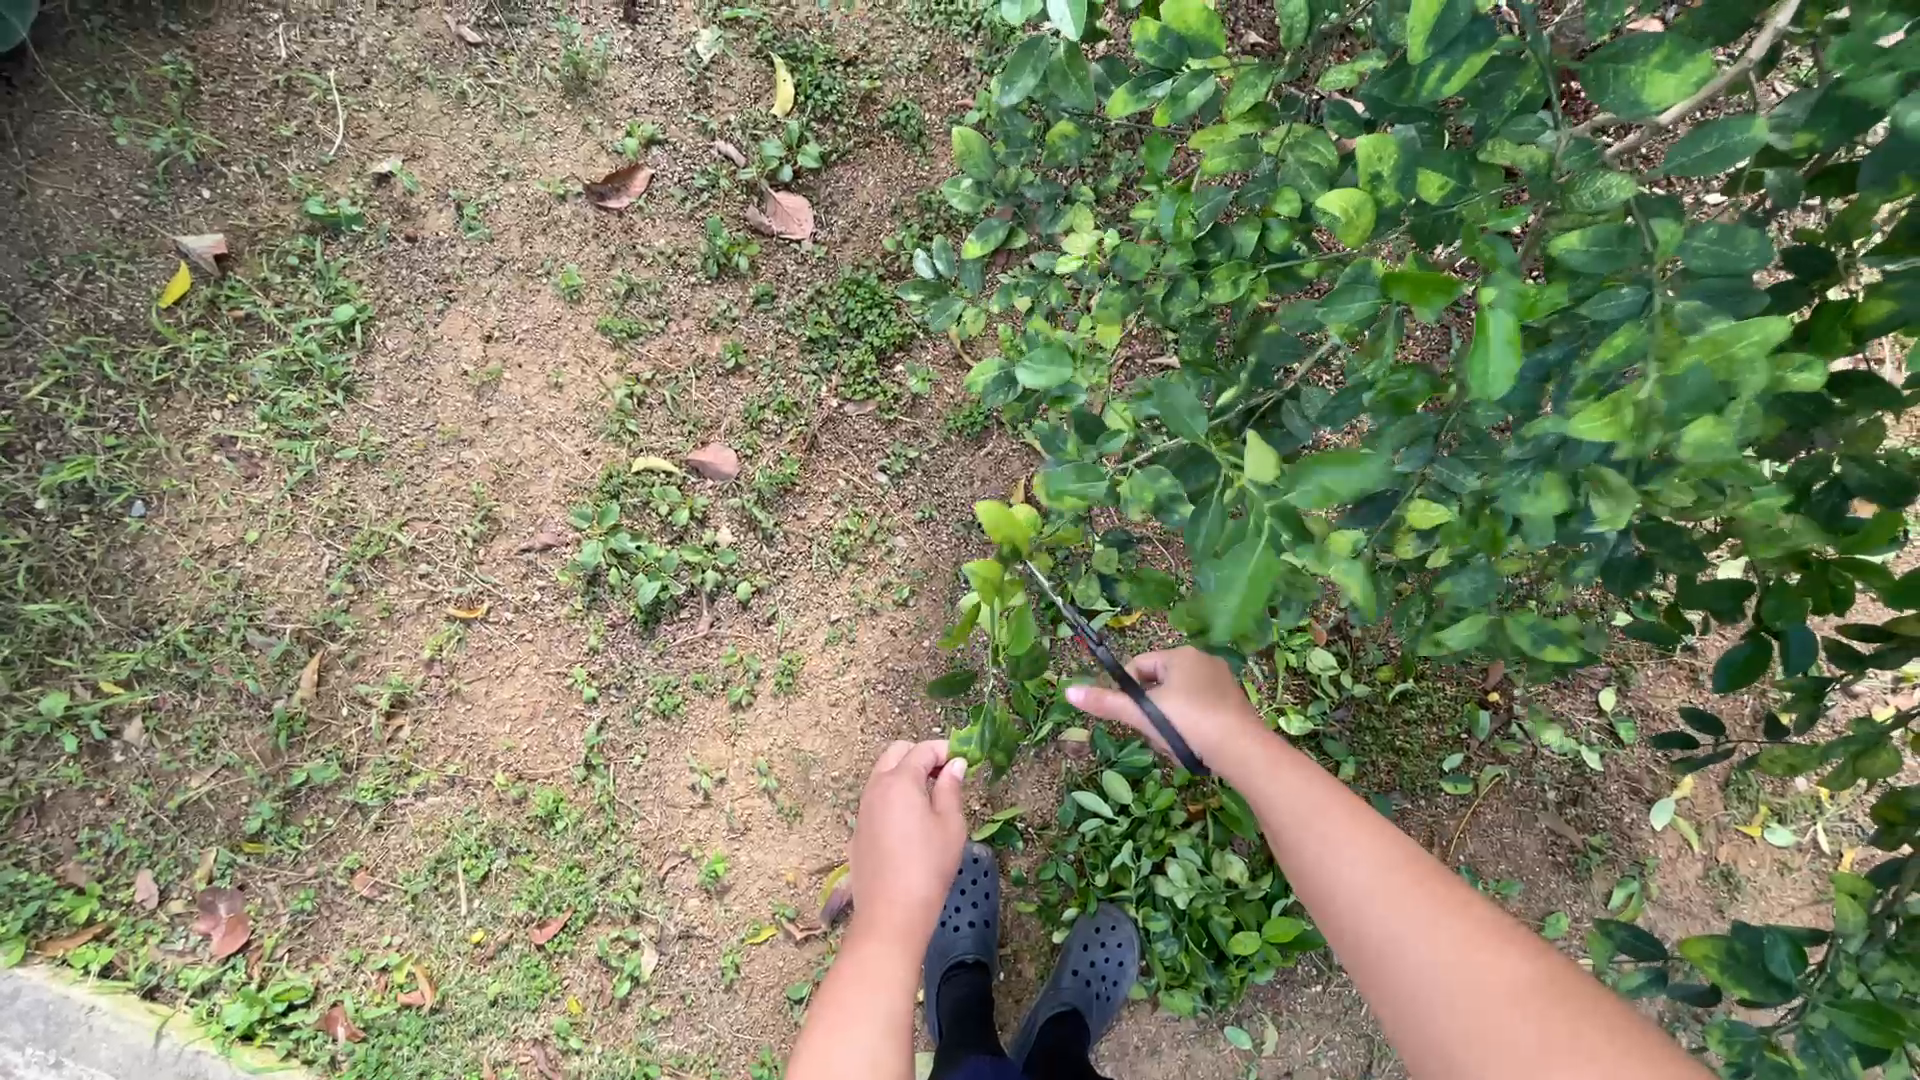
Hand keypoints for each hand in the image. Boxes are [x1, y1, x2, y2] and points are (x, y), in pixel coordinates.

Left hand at [848, 739, 967, 948]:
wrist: (891, 914)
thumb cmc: (929, 867)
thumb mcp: (950, 825)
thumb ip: (951, 788)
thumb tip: (955, 765)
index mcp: (900, 781)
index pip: (922, 750)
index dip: (945, 750)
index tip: (962, 762)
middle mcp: (876, 788)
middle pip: (896, 753)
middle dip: (920, 756)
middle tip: (944, 775)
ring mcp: (863, 809)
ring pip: (882, 775)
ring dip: (905, 775)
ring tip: (930, 799)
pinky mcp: (857, 831)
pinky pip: (875, 800)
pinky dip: (893, 797)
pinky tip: (910, 824)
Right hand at [1065, 646, 1269, 770]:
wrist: (1241, 750)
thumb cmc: (1188, 723)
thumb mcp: (1142, 713)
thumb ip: (1106, 702)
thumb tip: (1068, 692)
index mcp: (1180, 655)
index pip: (1139, 666)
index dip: (1128, 691)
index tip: (1131, 716)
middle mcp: (1203, 661)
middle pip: (1158, 685)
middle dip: (1151, 711)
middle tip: (1153, 733)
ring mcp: (1221, 683)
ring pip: (1178, 701)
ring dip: (1168, 722)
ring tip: (1174, 744)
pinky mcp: (1234, 705)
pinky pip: (1200, 712)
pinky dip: (1191, 728)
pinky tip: (1193, 746)